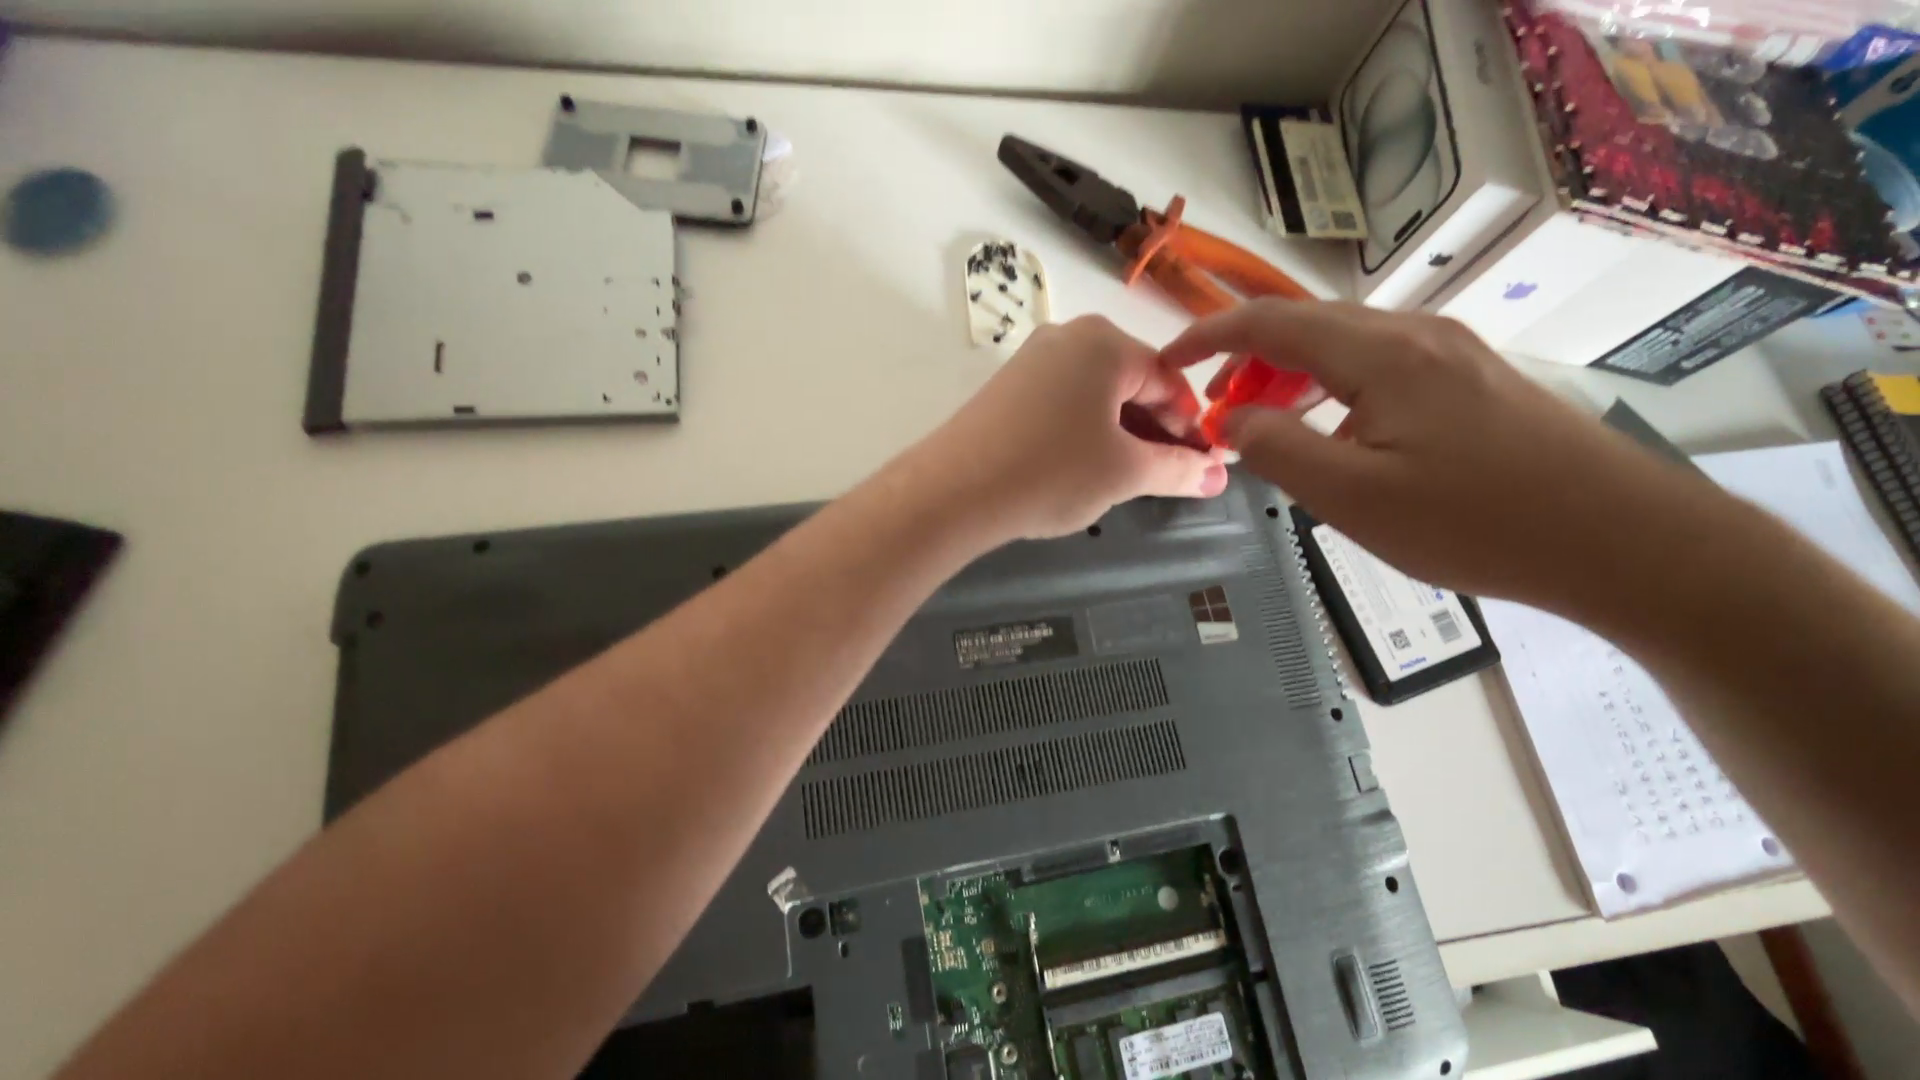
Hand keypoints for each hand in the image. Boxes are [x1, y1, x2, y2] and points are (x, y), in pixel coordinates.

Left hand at [919, 316, 1227, 540]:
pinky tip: (1089, 467)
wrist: (954, 491)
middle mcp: (1070, 337)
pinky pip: (1066, 402)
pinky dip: (1088, 431)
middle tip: (1173, 478)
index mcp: (1106, 343)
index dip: (1193, 428)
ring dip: (1125, 435)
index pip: (1171, 381)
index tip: (1205, 467)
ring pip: (1099, 395)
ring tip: (1134, 479)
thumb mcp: (1125, 473)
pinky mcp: (1009, 388)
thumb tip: (1217, 476)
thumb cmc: (1052, 472)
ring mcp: (1034, 360)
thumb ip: (1178, 470)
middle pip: (1134, 383)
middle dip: (1158, 432)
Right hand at [1159, 300, 1709, 606]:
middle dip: (1248, 361)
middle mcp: (1416, 333)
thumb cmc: (1475, 523)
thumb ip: (1278, 449)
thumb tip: (1232, 418)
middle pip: (1307, 325)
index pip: (1269, 322)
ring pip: (1345, 345)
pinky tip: (1335, 434)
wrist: (1620, 538)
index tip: (1166, 364)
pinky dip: (1334, 388)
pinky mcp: (1473, 378)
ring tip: (1267, 425)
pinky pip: (1381, 366)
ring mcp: (1451, 352)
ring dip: (1292, 375)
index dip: (1207, 338)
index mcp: (1381, 352)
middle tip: (1217, 415)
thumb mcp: (1354, 498)